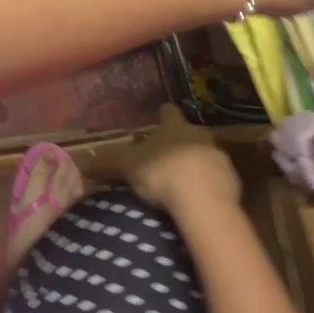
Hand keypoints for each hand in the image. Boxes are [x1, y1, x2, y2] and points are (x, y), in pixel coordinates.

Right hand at [106, 104, 240, 212]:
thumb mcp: (128, 166)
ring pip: (205, 155)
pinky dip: (210, 186)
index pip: (168, 111)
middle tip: (166, 159)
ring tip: (184, 184)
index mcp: (174, 126)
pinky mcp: (233, 180)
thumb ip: (107, 162)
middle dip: (179, 143)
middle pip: (189, 133)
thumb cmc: (163, 173)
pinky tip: (200, 201)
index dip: (163, 115)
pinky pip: (219, 179)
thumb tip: (80, 160)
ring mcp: (219, 156)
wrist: (204, 201)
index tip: (158, 120)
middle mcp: (199, 133)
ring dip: (196, 164)